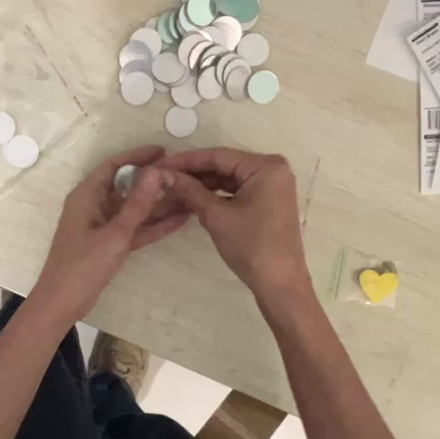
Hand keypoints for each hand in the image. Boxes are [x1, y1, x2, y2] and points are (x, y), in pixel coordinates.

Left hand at [31, 146, 189, 320]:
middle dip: (153, 181)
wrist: (63, 303)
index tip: (164, 151)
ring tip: (188, 195)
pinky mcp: (109, 244)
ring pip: (133, 208)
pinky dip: (153, 225)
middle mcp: (93, 205)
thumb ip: (138, 204)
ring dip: (158, 204)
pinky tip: (179, 220)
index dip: (138, 156)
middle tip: (183, 174)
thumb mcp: (116, 233)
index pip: (114, 166)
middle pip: (126, 186)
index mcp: (87, 195)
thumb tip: (156, 172)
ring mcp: (102, 225)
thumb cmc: (84, 265)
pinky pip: (134, 228)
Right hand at [157, 148, 308, 302]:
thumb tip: (162, 174)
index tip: (160, 165)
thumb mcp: (216, 216)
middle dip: (194, 173)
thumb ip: (189, 190)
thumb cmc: (250, 246)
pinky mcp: (269, 200)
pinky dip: (218, 194)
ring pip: (230, 178)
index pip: (218, 156)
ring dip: (204, 184)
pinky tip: (195, 199)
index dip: (186, 161)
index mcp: (265, 167)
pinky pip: (238, 190)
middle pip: (225, 165)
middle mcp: (272, 169)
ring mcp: (272, 185)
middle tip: (164, 177)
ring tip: (174, 188)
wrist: (279, 282)